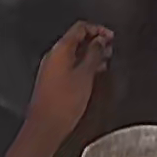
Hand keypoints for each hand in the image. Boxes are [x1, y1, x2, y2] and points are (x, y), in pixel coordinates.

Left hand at [26, 21, 112, 144]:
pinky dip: (82, 64)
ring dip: (90, 54)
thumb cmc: (65, 101)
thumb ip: (94, 54)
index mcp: (61, 48)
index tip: (111, 37)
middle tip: (110, 49)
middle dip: (95, 42)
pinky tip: (93, 74)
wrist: (44, 127)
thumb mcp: (85, 75)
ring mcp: (51, 67)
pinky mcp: (52, 80)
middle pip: (76, 39)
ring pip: (73, 53)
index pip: (80, 28)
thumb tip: (100, 40)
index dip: (97, 29)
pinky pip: (69, 64)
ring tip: (105, 61)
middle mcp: (54, 54)